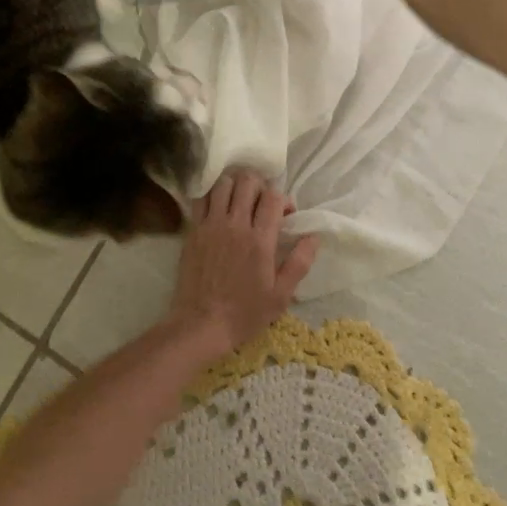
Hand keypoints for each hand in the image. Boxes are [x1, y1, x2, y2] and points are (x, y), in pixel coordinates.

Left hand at [166, 168, 318, 355]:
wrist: (202, 323)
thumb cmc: (245, 313)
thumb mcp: (281, 295)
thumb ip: (299, 263)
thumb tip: (313, 237)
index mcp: (259, 240)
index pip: (272, 197)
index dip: (283, 199)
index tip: (285, 214)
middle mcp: (235, 225)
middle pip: (247, 182)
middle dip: (260, 187)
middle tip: (262, 204)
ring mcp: (211, 224)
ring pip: (223, 184)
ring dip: (236, 187)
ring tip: (240, 203)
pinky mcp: (193, 229)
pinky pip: (201, 198)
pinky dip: (212, 195)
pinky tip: (219, 207)